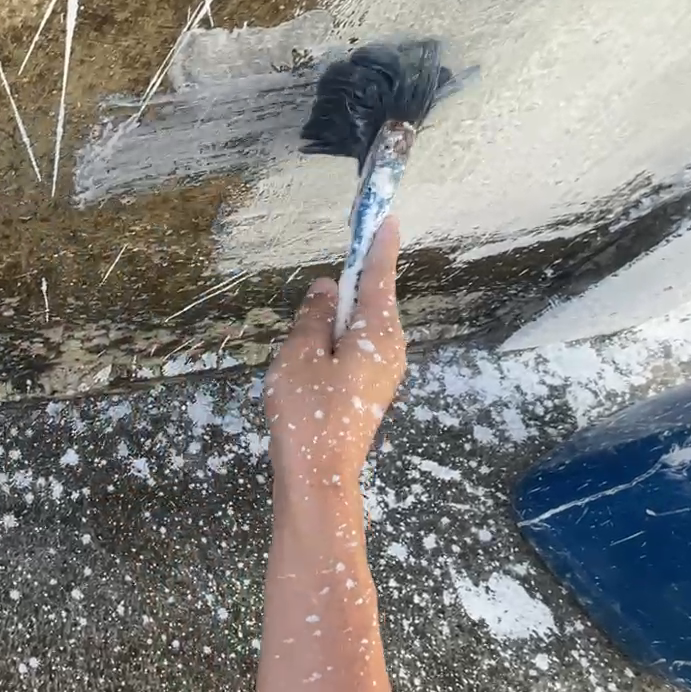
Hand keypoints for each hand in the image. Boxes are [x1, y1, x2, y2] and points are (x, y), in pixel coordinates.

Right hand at [262, 217, 405, 491]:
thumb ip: (313, 317)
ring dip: (342, 313)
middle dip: (355, 281)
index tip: (386, 218)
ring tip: (313, 311)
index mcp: (377, 335)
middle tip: (336, 261)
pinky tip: (316, 343)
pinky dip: (340, 334)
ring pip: (362, 327)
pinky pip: (358, 346)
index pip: (378, 279)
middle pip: (372, 303)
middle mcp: (391, 350)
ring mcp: (384, 372)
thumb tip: (327, 288)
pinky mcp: (370, 388)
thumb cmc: (307, 410)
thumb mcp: (299, 355)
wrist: (318, 472)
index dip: (378, 248)